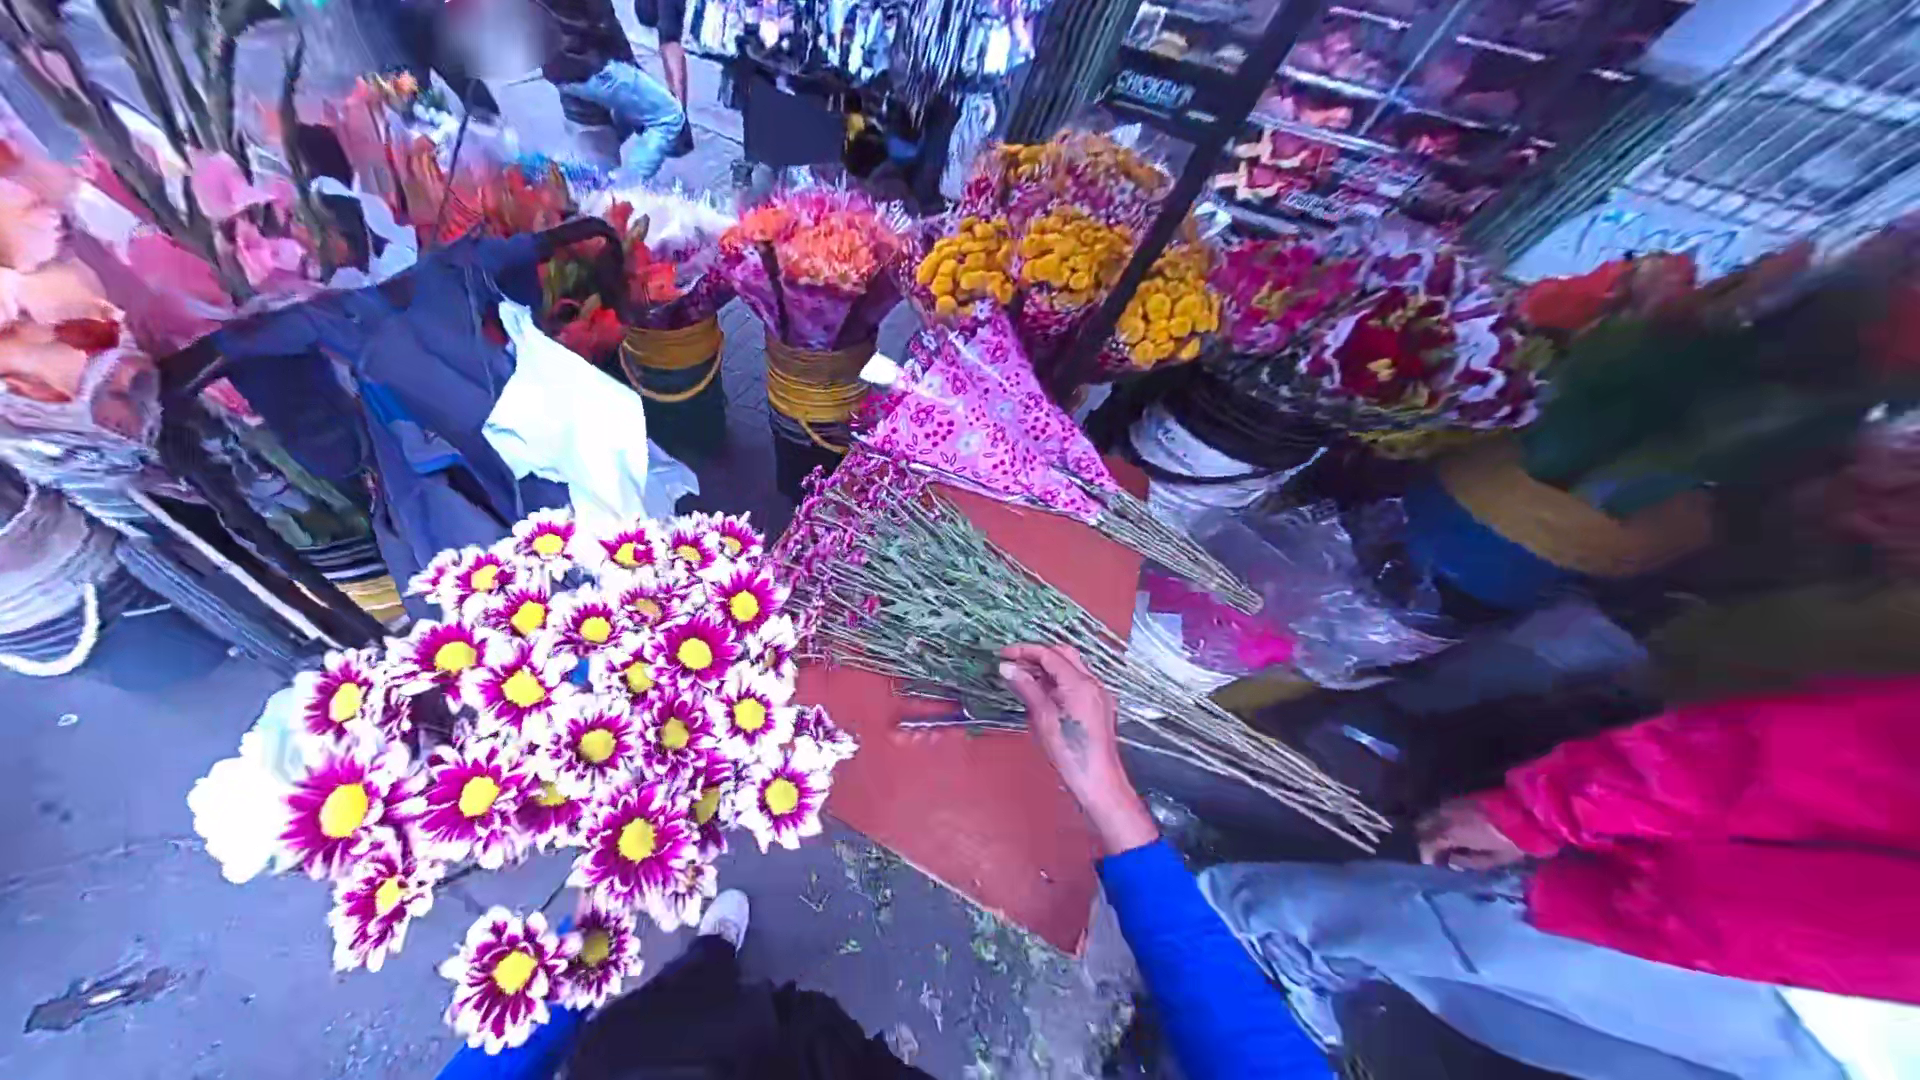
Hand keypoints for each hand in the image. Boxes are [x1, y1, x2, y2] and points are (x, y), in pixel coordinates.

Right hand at [999, 644, 1157, 854]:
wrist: (1098, 782)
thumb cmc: (1072, 754)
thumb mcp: (1043, 718)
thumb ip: (1026, 688)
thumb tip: (1008, 668)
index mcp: (1080, 683)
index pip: (1049, 655)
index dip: (1025, 651)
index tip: (1005, 655)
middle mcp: (1093, 684)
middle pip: (1063, 655)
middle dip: (1037, 655)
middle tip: (1014, 663)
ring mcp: (1098, 695)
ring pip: (1070, 668)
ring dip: (1047, 668)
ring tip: (1023, 678)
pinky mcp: (1098, 707)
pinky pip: (1076, 683)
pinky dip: (1058, 681)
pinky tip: (1041, 693)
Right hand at [1416, 798, 1523, 870]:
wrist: (1524, 817)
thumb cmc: (1508, 843)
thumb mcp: (1491, 860)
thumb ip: (1466, 862)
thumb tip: (1450, 862)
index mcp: (1448, 834)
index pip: (1425, 844)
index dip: (1426, 855)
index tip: (1431, 863)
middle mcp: (1442, 817)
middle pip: (1420, 826)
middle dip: (1423, 839)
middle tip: (1433, 851)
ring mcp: (1447, 806)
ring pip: (1427, 816)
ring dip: (1429, 828)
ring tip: (1439, 839)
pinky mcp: (1455, 799)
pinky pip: (1438, 810)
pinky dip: (1437, 820)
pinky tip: (1447, 827)